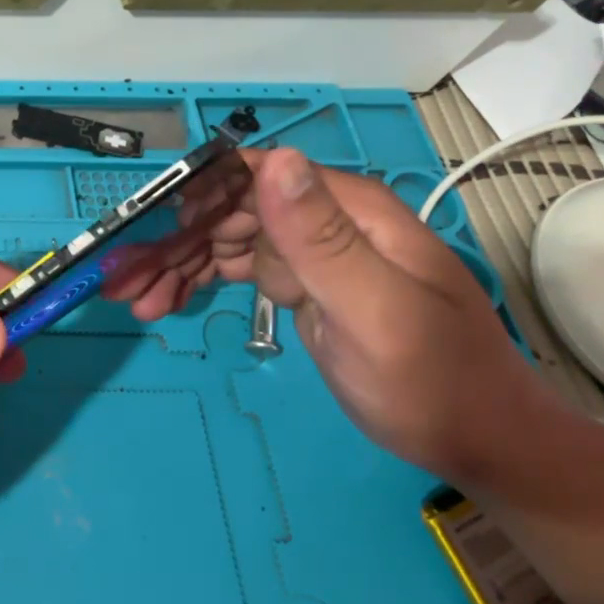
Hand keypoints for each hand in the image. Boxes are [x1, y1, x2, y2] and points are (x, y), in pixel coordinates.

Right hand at [112, 148, 558, 483]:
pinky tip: (164, 301)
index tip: (145, 230)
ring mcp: (311, 255)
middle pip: (228, 211)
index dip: (195, 196)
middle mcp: (323, 220)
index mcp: (348, 209)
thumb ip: (321, 237)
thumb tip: (273, 157)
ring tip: (130, 299)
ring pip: (224, 242)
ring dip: (175, 267)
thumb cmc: (432, 381)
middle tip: (122, 281)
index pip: (254, 175)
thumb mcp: (375, 310)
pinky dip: (198, 284)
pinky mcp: (302, 286)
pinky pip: (237, 271)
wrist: (481, 446)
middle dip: (172, 243)